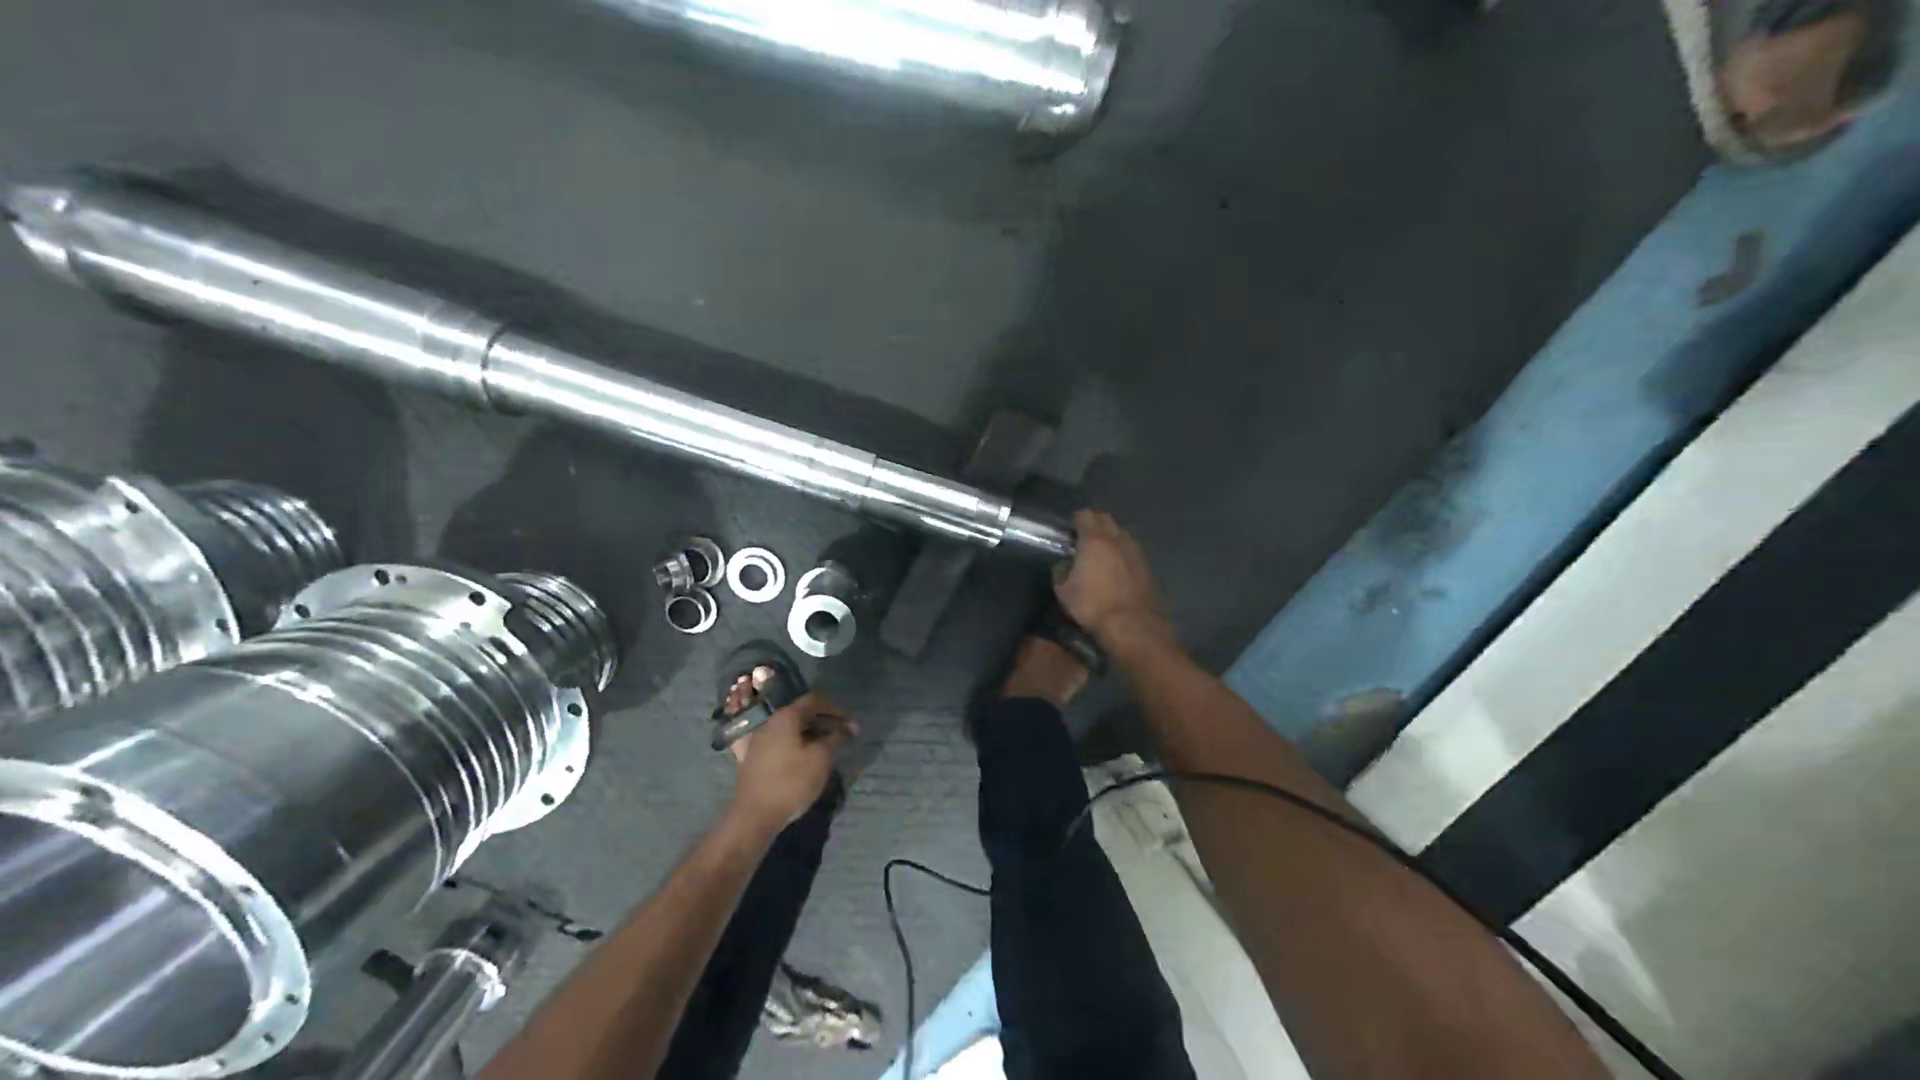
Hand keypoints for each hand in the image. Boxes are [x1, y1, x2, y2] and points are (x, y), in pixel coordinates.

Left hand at [728, 693, 855, 833]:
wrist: (754, 815)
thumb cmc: (791, 782)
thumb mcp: (820, 758)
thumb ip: (836, 738)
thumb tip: (850, 727)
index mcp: (785, 717)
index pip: (814, 700)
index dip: (836, 709)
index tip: (851, 723)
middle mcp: (770, 722)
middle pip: (802, 713)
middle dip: (826, 721)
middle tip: (844, 735)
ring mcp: (760, 739)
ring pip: (792, 728)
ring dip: (813, 733)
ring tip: (830, 746)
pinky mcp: (756, 756)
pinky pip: (783, 741)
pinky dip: (800, 743)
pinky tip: (809, 757)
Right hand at [1054, 510, 1173, 650]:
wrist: (1131, 624)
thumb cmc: (1092, 606)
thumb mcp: (1064, 592)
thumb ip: (1061, 572)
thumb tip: (1064, 565)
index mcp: (1094, 541)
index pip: (1085, 515)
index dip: (1075, 521)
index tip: (1069, 533)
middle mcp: (1116, 539)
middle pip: (1105, 518)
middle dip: (1094, 523)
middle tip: (1084, 539)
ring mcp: (1135, 550)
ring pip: (1121, 532)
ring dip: (1110, 536)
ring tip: (1101, 552)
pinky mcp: (1146, 564)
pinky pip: (1131, 548)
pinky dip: (1122, 550)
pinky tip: (1116, 566)